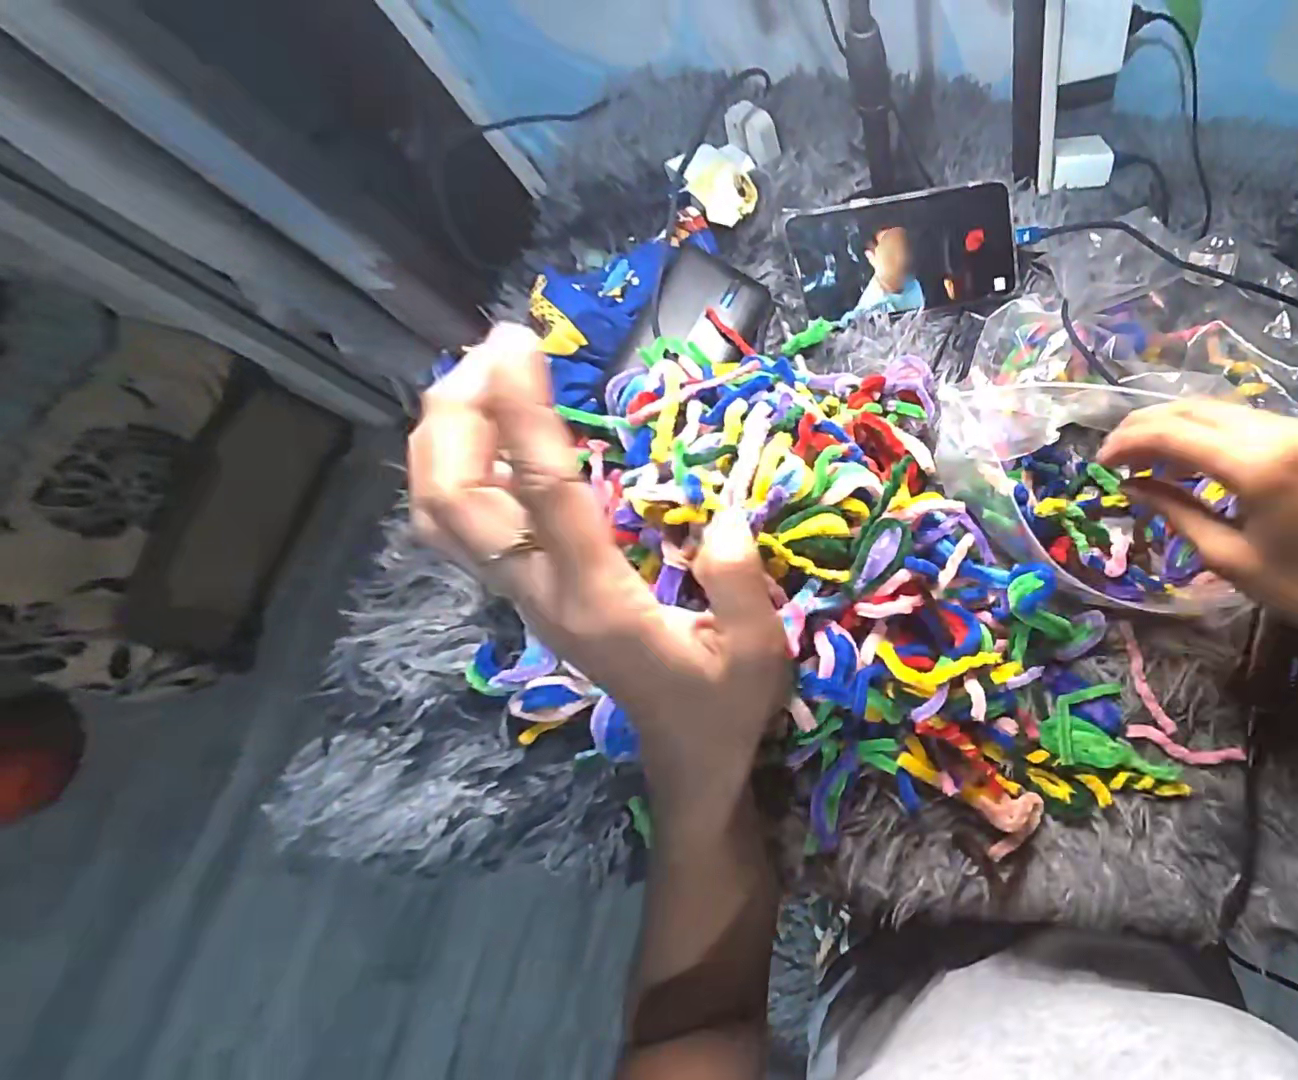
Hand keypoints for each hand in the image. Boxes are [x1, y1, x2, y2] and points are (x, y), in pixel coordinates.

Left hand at [408, 325, 790, 813]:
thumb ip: (740, 582)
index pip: (545, 492)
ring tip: (480, 380)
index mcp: (601, 602)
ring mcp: (532, 602)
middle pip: (455, 500)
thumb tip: (722, 516)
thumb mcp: (758, 650)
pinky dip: (463, 474)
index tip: (523, 346)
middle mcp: (545, 597)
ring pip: (446, 517)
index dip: (526, 412)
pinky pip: (470, 532)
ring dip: (446, 441)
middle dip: (455, 415)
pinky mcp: (537, 602)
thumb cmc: (727, 708)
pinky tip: (496, 443)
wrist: (689, 762)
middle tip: (490, 352)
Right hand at [1097, 399, 1297, 668]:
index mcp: (1261, 467)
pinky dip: (1208, 434)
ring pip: (1220, 409)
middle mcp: (1284, 431)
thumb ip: (1177, 512)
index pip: (1175, 433)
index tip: (1100, 462)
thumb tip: (1131, 488)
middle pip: (1195, 407)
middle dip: (1147, 425)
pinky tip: (1188, 457)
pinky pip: (1247, 422)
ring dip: (1176, 427)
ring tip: (1143, 457)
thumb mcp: (1231, 558)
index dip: (1129, 442)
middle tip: (1115, 454)